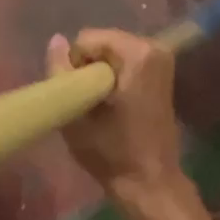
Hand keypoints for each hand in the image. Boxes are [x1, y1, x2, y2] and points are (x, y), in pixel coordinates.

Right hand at [47, 29, 183, 198]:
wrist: (149, 179)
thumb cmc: (111, 151)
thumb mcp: (75, 114)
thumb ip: (61, 72)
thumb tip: (56, 39)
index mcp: (138, 53)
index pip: (88, 40)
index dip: (75, 65)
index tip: (79, 96)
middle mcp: (155, 48)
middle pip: (102, 42)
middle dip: (89, 66)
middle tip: (87, 101)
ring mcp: (162, 59)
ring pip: (113, 51)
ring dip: (100, 72)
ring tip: (99, 105)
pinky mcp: (163, 72)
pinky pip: (126, 61)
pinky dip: (115, 75)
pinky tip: (113, 103)